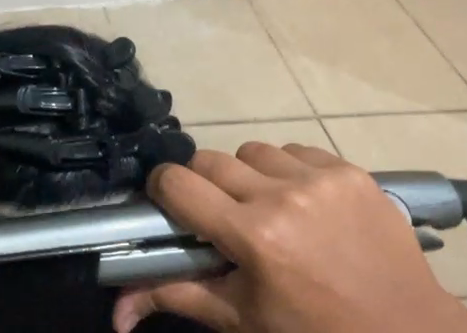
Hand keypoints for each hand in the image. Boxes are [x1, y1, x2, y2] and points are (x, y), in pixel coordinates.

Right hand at [113, 143, 466, 332]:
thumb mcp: (245, 321)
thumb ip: (177, 297)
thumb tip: (116, 310)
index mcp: (253, 237)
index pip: (177, 183)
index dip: (164, 193)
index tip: (171, 210)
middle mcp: (282, 196)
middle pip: (209, 160)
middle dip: (206, 186)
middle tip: (222, 219)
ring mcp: (320, 178)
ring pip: (252, 150)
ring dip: (249, 176)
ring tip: (269, 212)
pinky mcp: (350, 169)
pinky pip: (295, 150)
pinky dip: (289, 172)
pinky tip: (304, 206)